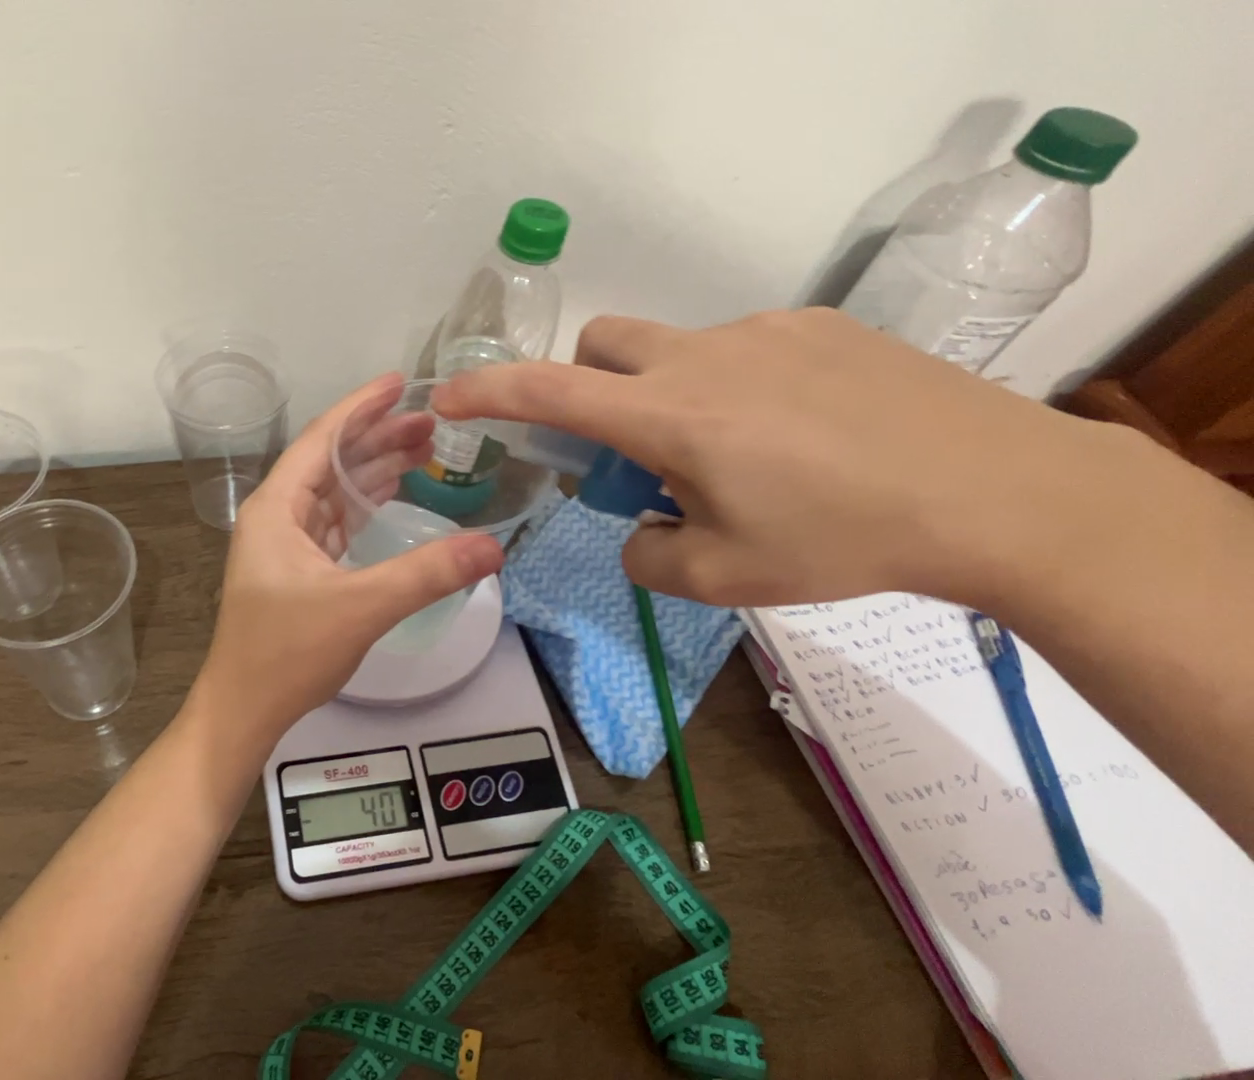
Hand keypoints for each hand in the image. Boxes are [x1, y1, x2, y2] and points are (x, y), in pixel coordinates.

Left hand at [192, 374, 503, 743]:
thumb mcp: (362, 607)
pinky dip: (367, 508)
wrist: (244, 709)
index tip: (401, 383)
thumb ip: (426, 573)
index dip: (362, 407)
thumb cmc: (287, 653)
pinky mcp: (297, 572)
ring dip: (374, 472)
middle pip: (330, 462)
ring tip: (425, 452)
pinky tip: (396, 501)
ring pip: (334, 493)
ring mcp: (285, 546)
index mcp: (276, 508)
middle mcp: (276, 517)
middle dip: (379, 438)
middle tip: (432, 423)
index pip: (321, 439)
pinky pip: (336, 524)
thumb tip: (493, 547)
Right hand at [432, 308, 1184, 607]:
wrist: (999, 494)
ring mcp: (766, 332)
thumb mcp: (724, 577)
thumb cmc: (843, 541)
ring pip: (678, 350)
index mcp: (669, 418)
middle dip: (586, 384)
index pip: (548, 391)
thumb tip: (640, 530)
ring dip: (670, 395)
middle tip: (627, 446)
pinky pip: (745, 347)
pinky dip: (736, 386)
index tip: (444, 398)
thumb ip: (650, 555)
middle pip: (602, 341)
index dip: (485, 392)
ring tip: (741, 456)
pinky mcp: (822, 327)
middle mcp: (704, 357)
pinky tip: (802, 434)